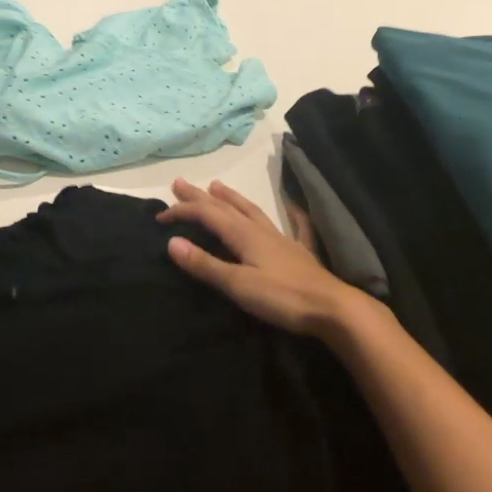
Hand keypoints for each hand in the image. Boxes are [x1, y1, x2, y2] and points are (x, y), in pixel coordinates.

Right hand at [158, 178, 379, 339]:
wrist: (332, 309)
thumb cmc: (282, 298)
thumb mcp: (237, 285)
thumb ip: (205, 264)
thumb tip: (172, 242)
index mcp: (243, 235)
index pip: (206, 215)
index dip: (182, 212)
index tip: (159, 217)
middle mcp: (260, 230)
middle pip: (225, 207)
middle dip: (200, 196)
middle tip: (179, 183)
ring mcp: (281, 239)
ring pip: (250, 210)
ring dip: (231, 198)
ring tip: (217, 186)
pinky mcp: (298, 252)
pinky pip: (292, 225)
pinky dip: (288, 212)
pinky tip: (293, 205)